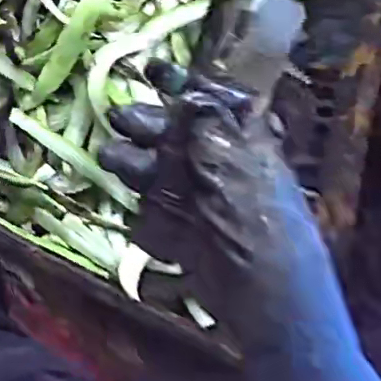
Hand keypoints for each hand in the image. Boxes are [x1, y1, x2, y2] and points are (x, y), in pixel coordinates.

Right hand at [97, 66, 343, 356]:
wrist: (266, 310)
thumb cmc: (263, 235)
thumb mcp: (240, 174)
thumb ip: (213, 130)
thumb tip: (192, 90)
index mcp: (241, 144)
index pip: (209, 100)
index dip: (181, 82)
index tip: (150, 69)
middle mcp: (212, 160)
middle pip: (169, 125)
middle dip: (144, 120)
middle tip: (123, 122)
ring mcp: (190, 189)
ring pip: (148, 156)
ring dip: (128, 154)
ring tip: (114, 160)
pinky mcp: (171, 217)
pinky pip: (141, 192)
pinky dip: (129, 187)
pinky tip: (124, 188)